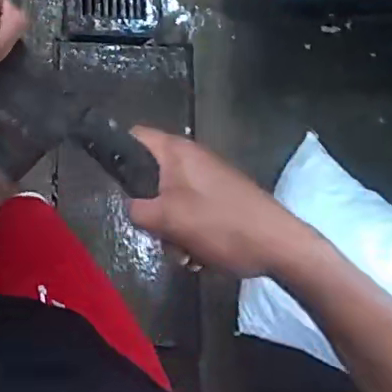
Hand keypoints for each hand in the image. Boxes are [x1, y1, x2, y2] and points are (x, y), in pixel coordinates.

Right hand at [125, 127, 326, 278]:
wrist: (279, 244)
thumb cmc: (221, 225)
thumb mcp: (169, 220)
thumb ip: (138, 210)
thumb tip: (131, 206)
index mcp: (176, 151)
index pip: (134, 136)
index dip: (117, 153)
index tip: (112, 182)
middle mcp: (191, 157)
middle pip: (151, 175)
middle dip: (150, 208)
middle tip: (156, 230)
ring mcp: (208, 177)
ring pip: (171, 200)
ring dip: (173, 229)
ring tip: (186, 252)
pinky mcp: (222, 197)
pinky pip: (193, 212)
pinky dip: (192, 233)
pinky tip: (203, 256)